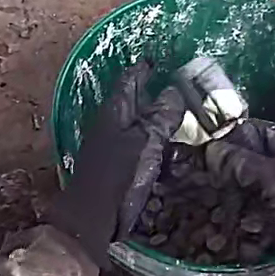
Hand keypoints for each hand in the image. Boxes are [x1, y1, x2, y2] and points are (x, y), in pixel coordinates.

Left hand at [47, 62, 185, 264]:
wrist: (94, 216)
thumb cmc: (117, 175)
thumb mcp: (144, 141)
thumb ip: (160, 117)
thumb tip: (174, 91)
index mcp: (115, 111)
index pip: (130, 81)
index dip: (144, 69)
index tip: (159, 59)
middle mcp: (112, 124)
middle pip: (133, 100)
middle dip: (151, 89)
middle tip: (176, 81)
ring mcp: (114, 146)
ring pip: (137, 121)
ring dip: (154, 113)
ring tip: (179, 108)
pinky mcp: (120, 166)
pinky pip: (141, 141)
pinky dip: (155, 136)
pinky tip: (170, 141)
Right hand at [205, 119, 274, 275]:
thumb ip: (243, 163)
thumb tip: (212, 150)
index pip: (250, 128)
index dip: (228, 140)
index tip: (210, 158)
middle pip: (251, 156)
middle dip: (232, 173)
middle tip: (217, 189)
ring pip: (256, 182)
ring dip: (241, 197)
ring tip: (230, 213)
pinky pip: (266, 203)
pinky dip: (255, 214)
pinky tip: (249, 228)